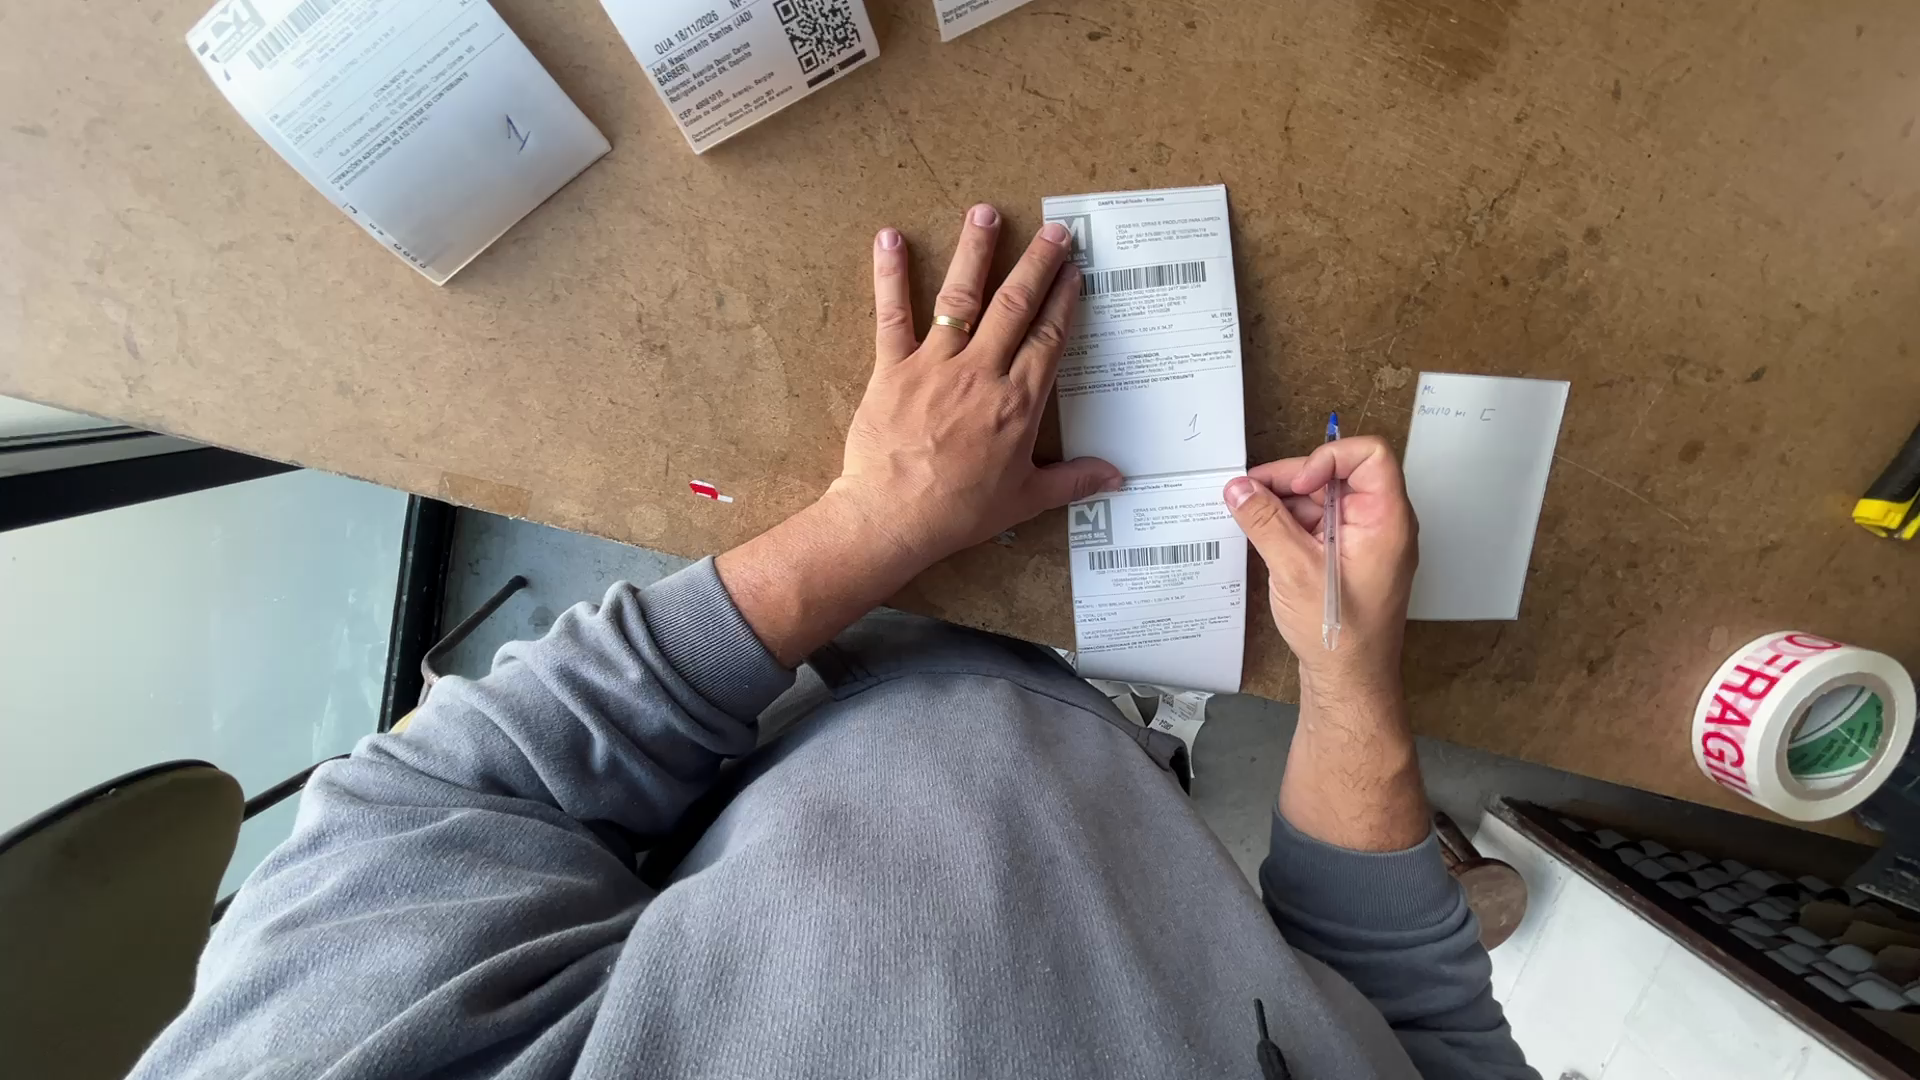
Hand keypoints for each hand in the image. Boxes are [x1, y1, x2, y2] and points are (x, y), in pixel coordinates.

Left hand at [717, 206, 1119, 667]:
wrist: (894, 518)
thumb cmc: (960, 513)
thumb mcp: (1025, 500)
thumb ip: (1073, 481)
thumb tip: (1118, 478)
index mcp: (1019, 403)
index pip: (1049, 338)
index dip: (1063, 300)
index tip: (1074, 271)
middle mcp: (982, 373)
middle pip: (1016, 306)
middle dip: (1037, 263)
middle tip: (1053, 230)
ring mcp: (936, 366)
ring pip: (961, 299)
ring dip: (976, 253)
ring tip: (986, 213)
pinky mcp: (892, 369)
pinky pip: (892, 315)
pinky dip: (891, 276)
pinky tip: (890, 238)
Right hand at [1225, 437, 1428, 852]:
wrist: (1348, 680)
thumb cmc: (1339, 632)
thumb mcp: (1294, 569)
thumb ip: (1265, 522)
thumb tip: (1238, 487)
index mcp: (1385, 520)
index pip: (1368, 455)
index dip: (1327, 458)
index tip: (1296, 485)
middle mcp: (1378, 523)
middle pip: (1338, 473)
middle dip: (1292, 478)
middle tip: (1250, 493)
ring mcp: (1360, 539)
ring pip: (1322, 497)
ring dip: (1283, 500)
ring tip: (1248, 515)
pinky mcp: (1343, 555)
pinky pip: (1316, 522)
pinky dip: (1286, 521)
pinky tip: (1260, 533)